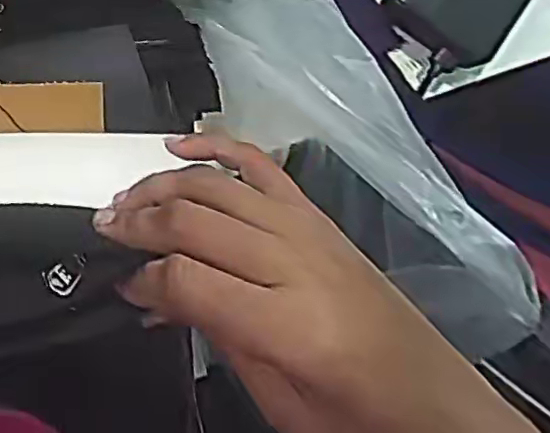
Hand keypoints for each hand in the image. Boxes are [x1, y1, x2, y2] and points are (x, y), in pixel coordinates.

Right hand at [94, 135, 530, 432]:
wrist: (443, 409)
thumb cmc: (360, 416)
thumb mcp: (278, 399)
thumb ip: (210, 331)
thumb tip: (150, 293)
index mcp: (292, 325)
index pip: (187, 279)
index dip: (142, 278)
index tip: (123, 284)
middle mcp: (297, 262)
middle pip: (191, 221)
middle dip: (136, 223)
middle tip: (105, 228)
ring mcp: (306, 228)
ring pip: (211, 184)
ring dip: (158, 185)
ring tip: (125, 198)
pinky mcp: (314, 213)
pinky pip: (256, 163)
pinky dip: (212, 144)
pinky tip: (176, 144)